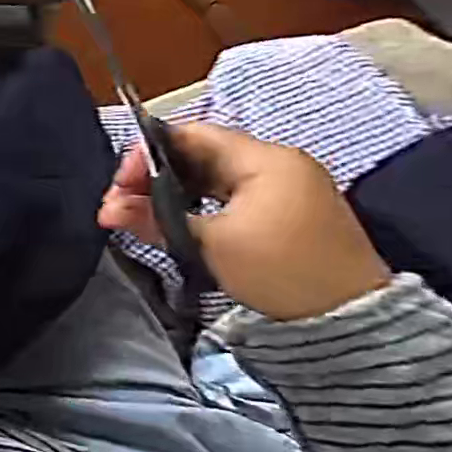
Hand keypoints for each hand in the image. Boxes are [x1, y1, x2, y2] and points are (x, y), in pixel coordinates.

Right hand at [98, 123, 391, 320]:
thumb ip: (154, 219)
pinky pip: (227, 192)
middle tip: (121, 203)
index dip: (147, 153)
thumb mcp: (208, 244)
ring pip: (210, 174)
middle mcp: (276, 162)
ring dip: (171, 189)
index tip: (120, 185)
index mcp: (264, 160)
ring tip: (139, 212)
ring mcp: (283, 185)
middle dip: (153, 174)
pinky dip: (195, 200)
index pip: (191, 135)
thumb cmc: (278, 270)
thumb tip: (106, 209)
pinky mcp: (282, 208)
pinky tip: (173, 218)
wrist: (345, 315)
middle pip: (198, 153)